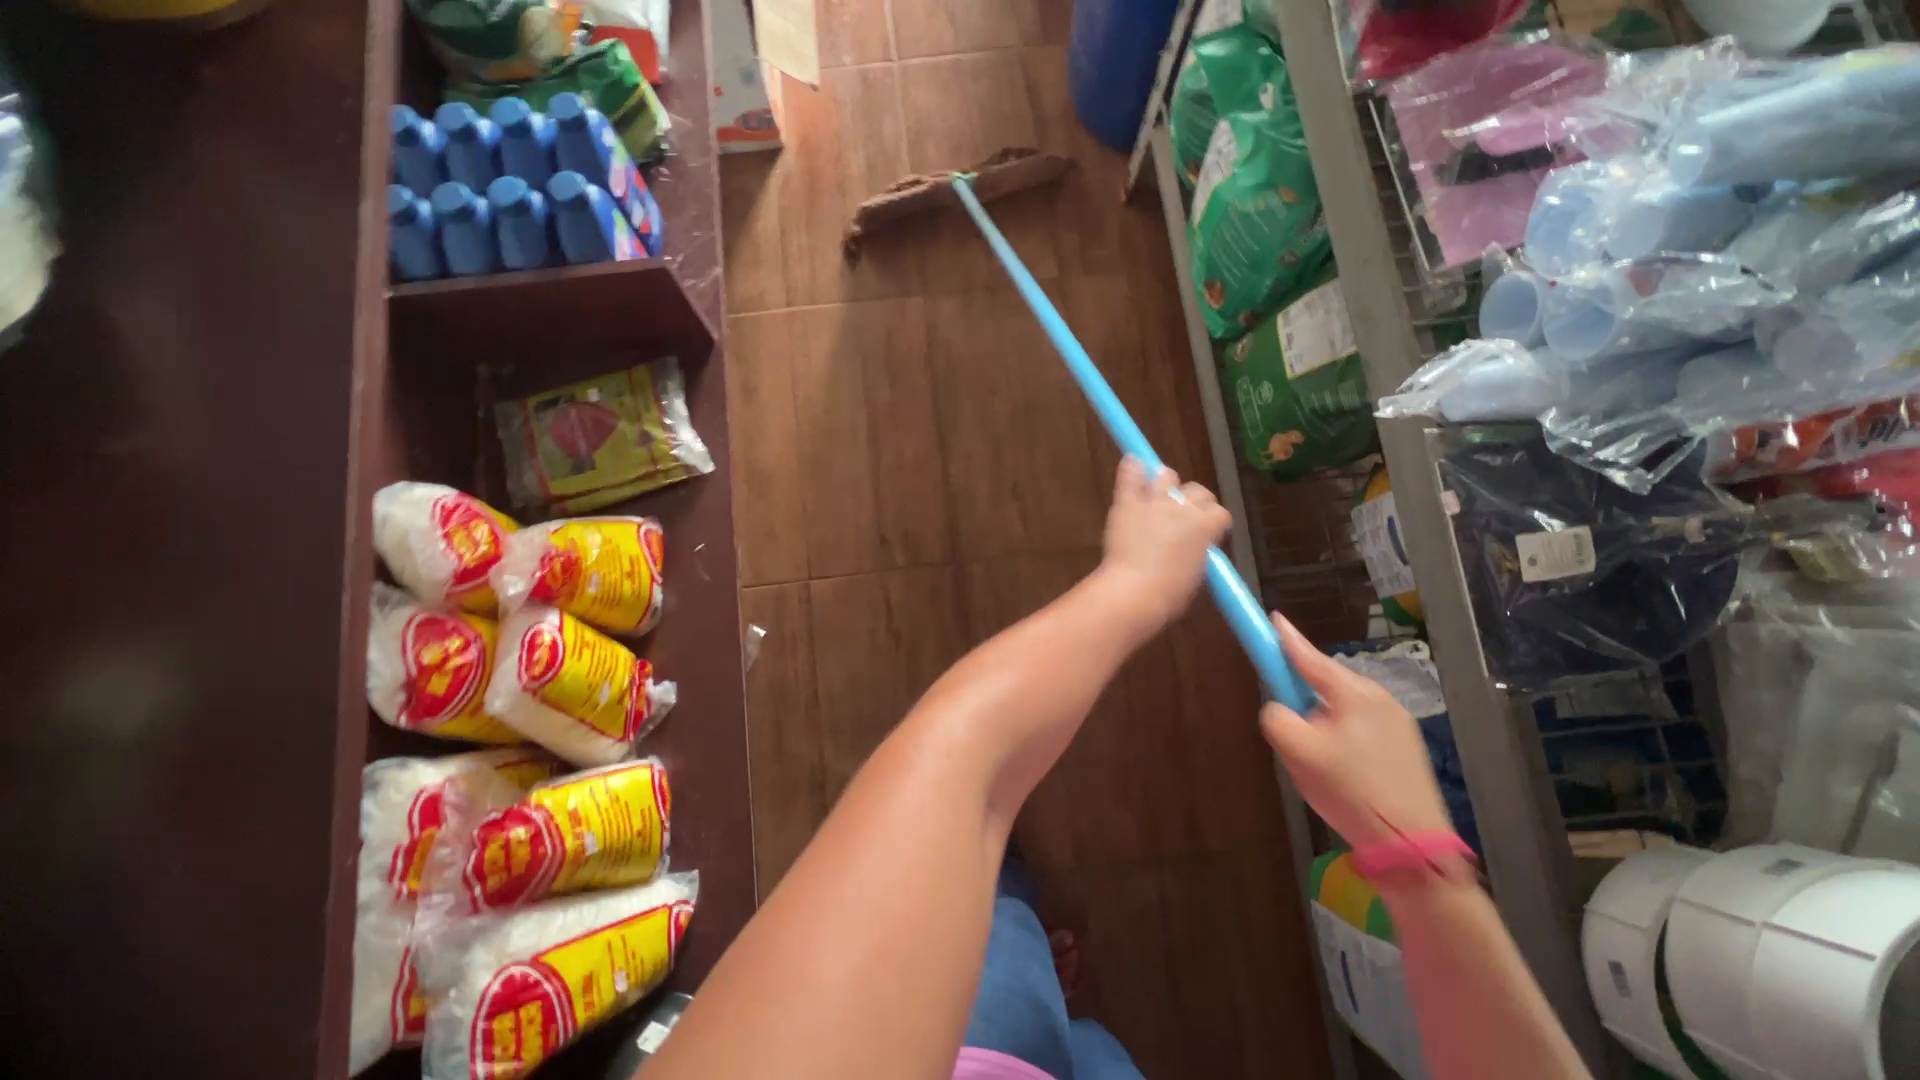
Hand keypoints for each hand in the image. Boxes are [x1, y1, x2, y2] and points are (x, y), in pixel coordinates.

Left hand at [1095, 458, 1230, 629]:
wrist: (1135, 590)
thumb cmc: (1171, 592)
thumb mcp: (1197, 572)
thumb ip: (1198, 550)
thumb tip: (1194, 547)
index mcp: (1208, 525)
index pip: (1219, 512)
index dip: (1211, 521)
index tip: (1203, 533)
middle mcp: (1184, 506)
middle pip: (1197, 490)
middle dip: (1193, 501)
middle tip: (1181, 518)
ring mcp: (1155, 501)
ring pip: (1166, 476)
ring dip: (1164, 484)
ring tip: (1157, 497)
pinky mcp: (1128, 503)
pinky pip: (1131, 475)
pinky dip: (1132, 469)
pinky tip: (1132, 463)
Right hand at [1259, 615, 1453, 852]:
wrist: (1410, 843)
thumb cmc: (1351, 791)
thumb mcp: (1299, 753)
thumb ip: (1277, 717)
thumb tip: (1279, 707)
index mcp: (1354, 694)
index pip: (1310, 657)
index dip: (1285, 640)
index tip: (1270, 619)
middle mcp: (1379, 699)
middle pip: (1326, 685)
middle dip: (1303, 700)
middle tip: (1292, 734)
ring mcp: (1398, 724)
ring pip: (1342, 710)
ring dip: (1323, 723)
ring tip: (1318, 765)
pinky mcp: (1406, 749)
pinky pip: (1360, 730)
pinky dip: (1343, 740)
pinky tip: (1342, 773)